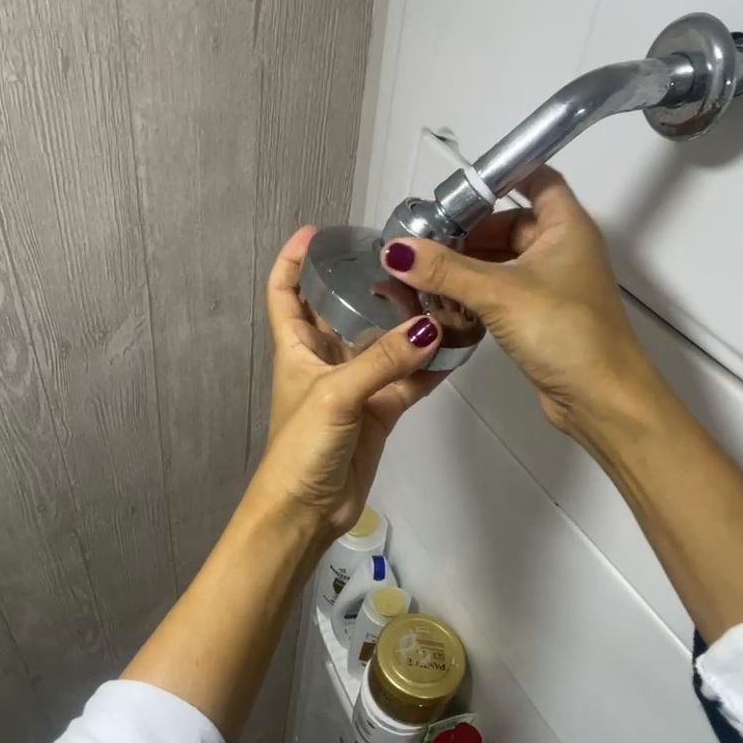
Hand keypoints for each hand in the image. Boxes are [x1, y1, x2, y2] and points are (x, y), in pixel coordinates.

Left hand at [255, 226, 444, 537]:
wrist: (307, 510)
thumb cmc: (300, 449)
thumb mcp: (335, 396)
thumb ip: (382, 361)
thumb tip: (431, 328)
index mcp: (296, 347)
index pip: (286, 292)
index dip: (293, 260)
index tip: (316, 232)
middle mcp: (325, 359)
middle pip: (343, 309)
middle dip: (367, 284)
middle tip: (403, 261)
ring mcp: (355, 385)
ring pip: (384, 343)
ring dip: (408, 324)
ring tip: (440, 294)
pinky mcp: (380, 410)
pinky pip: (408, 378)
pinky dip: (430, 366)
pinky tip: (456, 347)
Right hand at [377, 166, 659, 434]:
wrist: (601, 399)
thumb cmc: (567, 333)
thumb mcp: (499, 293)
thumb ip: (445, 270)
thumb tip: (396, 250)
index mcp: (566, 227)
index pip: (536, 180)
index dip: (500, 177)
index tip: (457, 189)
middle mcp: (562, 250)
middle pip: (509, 224)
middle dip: (468, 232)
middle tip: (426, 242)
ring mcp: (552, 286)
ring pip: (502, 262)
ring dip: (467, 267)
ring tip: (427, 276)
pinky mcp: (540, 318)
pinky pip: (502, 293)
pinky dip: (475, 295)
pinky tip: (446, 305)